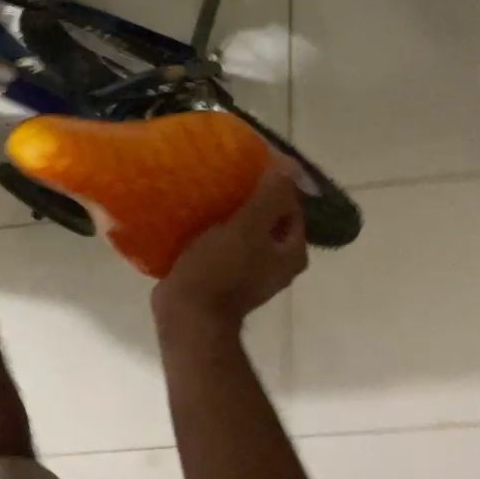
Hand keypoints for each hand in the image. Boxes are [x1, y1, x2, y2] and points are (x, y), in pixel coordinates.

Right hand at [153, 168, 307, 333]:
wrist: (189, 314)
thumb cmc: (221, 269)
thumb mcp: (247, 228)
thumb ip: (269, 198)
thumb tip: (290, 164)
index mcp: (291, 252)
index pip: (290, 207)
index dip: (272, 183)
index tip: (245, 165)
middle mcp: (276, 263)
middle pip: (266, 218)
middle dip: (247, 196)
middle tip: (222, 175)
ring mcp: (249, 271)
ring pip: (243, 230)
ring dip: (227, 212)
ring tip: (204, 190)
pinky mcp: (223, 275)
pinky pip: (222, 243)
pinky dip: (212, 228)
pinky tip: (192, 216)